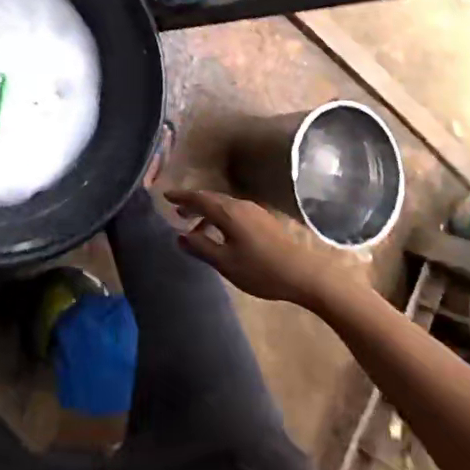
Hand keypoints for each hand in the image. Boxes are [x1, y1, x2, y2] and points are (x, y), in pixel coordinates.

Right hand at [168, 189, 354, 307]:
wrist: (303, 273)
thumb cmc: (261, 270)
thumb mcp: (225, 263)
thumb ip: (201, 247)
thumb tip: (180, 235)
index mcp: (229, 212)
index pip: (199, 199)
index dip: (182, 197)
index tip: (166, 196)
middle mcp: (241, 205)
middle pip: (212, 199)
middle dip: (194, 203)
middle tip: (178, 211)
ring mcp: (255, 211)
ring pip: (224, 206)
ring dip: (207, 213)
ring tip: (196, 228)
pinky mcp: (264, 220)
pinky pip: (234, 212)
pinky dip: (220, 218)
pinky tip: (221, 234)